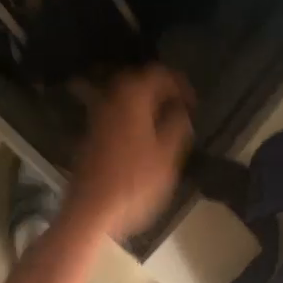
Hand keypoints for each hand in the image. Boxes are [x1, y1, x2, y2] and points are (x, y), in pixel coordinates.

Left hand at [66, 65, 194, 239]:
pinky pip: (116, 110)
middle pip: (140, 79)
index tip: (193, 103)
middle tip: (181, 108)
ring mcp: (97, 114)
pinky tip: (144, 134)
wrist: (90, 209)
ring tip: (165, 120)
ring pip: (126, 95)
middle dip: (162, 89)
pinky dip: (132, 114)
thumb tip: (181, 111)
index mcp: (132, 96)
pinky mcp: (91, 131)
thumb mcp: (167, 156)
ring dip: (147, 102)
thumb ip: (178, 126)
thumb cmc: (133, 182)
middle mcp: (111, 97)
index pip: (159, 72)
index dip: (180, 83)